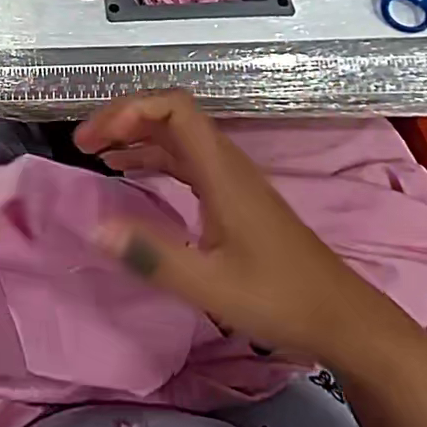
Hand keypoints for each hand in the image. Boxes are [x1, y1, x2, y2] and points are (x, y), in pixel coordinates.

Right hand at [78, 92, 426, 426]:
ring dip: (134, 136)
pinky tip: (130, 173)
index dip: (130, 110)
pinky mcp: (230, 195)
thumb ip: (153, 256)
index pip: (174, 107)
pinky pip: (183, 159)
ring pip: (174, 137)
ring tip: (96, 154)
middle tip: (84, 144)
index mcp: (220, 170)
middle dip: (123, 120)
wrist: (342, 318)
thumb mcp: (211, 286)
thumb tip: (94, 227)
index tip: (97, 139)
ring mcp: (228, 177)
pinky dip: (151, 157)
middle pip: (169, 114)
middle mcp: (224, 162)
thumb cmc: (280, 298)